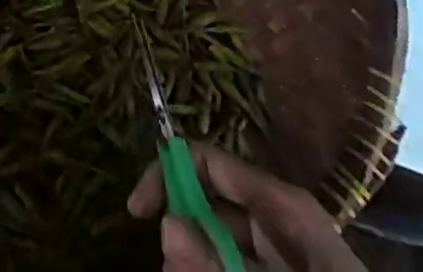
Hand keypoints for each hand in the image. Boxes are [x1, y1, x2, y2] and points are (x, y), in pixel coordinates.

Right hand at [128, 144, 366, 271]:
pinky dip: (217, 266)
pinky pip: (240, 261)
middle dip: (182, 231)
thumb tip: (165, 223)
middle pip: (211, 207)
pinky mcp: (284, 266)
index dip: (167, 173)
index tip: (138, 210)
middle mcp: (280, 219)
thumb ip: (219, 258)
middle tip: (165, 266)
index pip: (209, 160)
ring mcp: (284, 250)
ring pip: (223, 242)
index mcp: (282, 202)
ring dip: (198, 258)